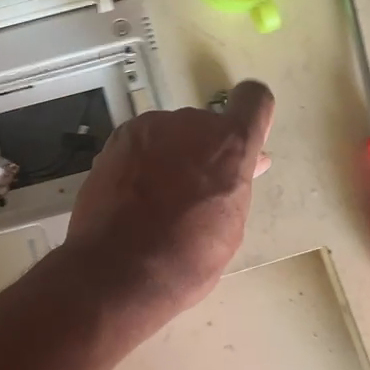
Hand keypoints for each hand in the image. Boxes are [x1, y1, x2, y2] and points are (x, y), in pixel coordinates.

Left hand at [56, 80, 274, 322]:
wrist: (116, 268)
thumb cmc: (186, 258)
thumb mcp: (229, 225)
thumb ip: (237, 183)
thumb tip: (249, 163)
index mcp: (230, 145)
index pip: (254, 100)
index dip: (252, 115)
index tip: (245, 138)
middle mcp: (190, 124)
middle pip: (206, 124)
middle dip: (204, 149)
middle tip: (194, 189)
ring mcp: (148, 127)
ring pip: (170, 133)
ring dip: (170, 153)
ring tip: (158, 197)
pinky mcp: (116, 138)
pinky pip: (140, 141)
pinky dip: (141, 159)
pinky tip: (133, 192)